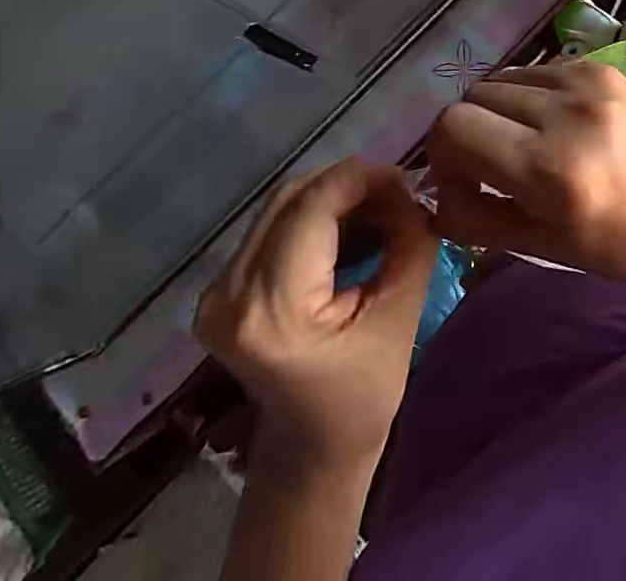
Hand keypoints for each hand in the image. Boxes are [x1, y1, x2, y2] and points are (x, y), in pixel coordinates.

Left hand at [195, 158, 438, 468]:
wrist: (309, 448)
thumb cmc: (360, 399)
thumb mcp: (397, 322)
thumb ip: (407, 248)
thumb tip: (410, 193)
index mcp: (271, 310)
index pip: (311, 211)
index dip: (359, 180)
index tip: (402, 176)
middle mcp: (229, 292)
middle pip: (290, 200)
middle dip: (347, 184)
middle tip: (394, 191)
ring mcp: (216, 289)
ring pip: (278, 208)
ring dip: (330, 197)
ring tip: (376, 205)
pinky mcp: (219, 288)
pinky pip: (270, 228)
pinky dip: (312, 216)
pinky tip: (346, 224)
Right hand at [426, 59, 625, 284]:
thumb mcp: (545, 248)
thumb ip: (476, 220)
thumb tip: (432, 200)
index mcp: (552, 171)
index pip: (453, 129)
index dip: (443, 158)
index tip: (465, 184)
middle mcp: (566, 115)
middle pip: (468, 99)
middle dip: (465, 136)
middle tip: (489, 167)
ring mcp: (583, 82)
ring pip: (494, 81)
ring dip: (492, 114)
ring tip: (521, 144)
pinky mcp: (596, 66)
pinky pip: (527, 72)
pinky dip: (520, 99)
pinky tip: (548, 125)